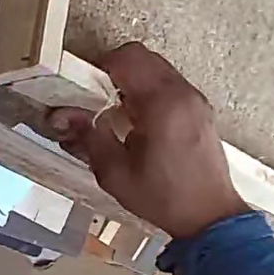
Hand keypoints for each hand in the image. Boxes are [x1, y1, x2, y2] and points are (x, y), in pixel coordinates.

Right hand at [47, 43, 250, 239]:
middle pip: (143, 57)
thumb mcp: (115, 172)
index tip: (86, 89)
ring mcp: (195, 100)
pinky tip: (140, 123)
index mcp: (162, 103)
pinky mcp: (201, 110)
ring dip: (133, 81)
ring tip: (118, 114)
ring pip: (157, 68)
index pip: (127, 58)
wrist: (210, 217)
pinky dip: (150, 92)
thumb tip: (64, 116)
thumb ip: (89, 137)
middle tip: (98, 99)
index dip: (100, 67)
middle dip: (115, 72)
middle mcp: (183, 93)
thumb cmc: (164, 198)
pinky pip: (170, 84)